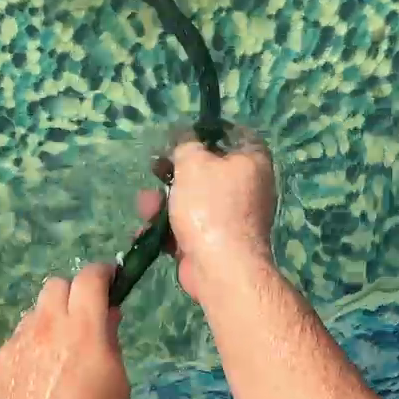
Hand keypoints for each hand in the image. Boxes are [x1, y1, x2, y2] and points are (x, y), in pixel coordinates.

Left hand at [0, 264, 130, 398]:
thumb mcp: (117, 385)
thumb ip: (110, 344)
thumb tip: (107, 317)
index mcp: (82, 327)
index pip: (90, 278)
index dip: (102, 274)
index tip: (109, 281)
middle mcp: (46, 326)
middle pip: (55, 286)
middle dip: (71, 294)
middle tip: (81, 318)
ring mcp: (16, 343)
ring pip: (33, 315)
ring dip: (48, 324)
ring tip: (55, 357)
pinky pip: (15, 344)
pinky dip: (28, 352)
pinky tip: (33, 383)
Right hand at [136, 133, 277, 304]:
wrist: (220, 268)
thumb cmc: (210, 207)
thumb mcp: (193, 162)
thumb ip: (185, 143)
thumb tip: (184, 137)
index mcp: (253, 162)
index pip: (236, 135)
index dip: (209, 131)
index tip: (184, 135)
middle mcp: (248, 188)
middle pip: (207, 170)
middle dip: (174, 173)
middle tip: (156, 170)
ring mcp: (231, 218)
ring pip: (192, 200)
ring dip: (163, 202)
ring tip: (146, 207)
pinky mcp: (214, 242)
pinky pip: (188, 227)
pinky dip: (167, 228)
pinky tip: (147, 231)